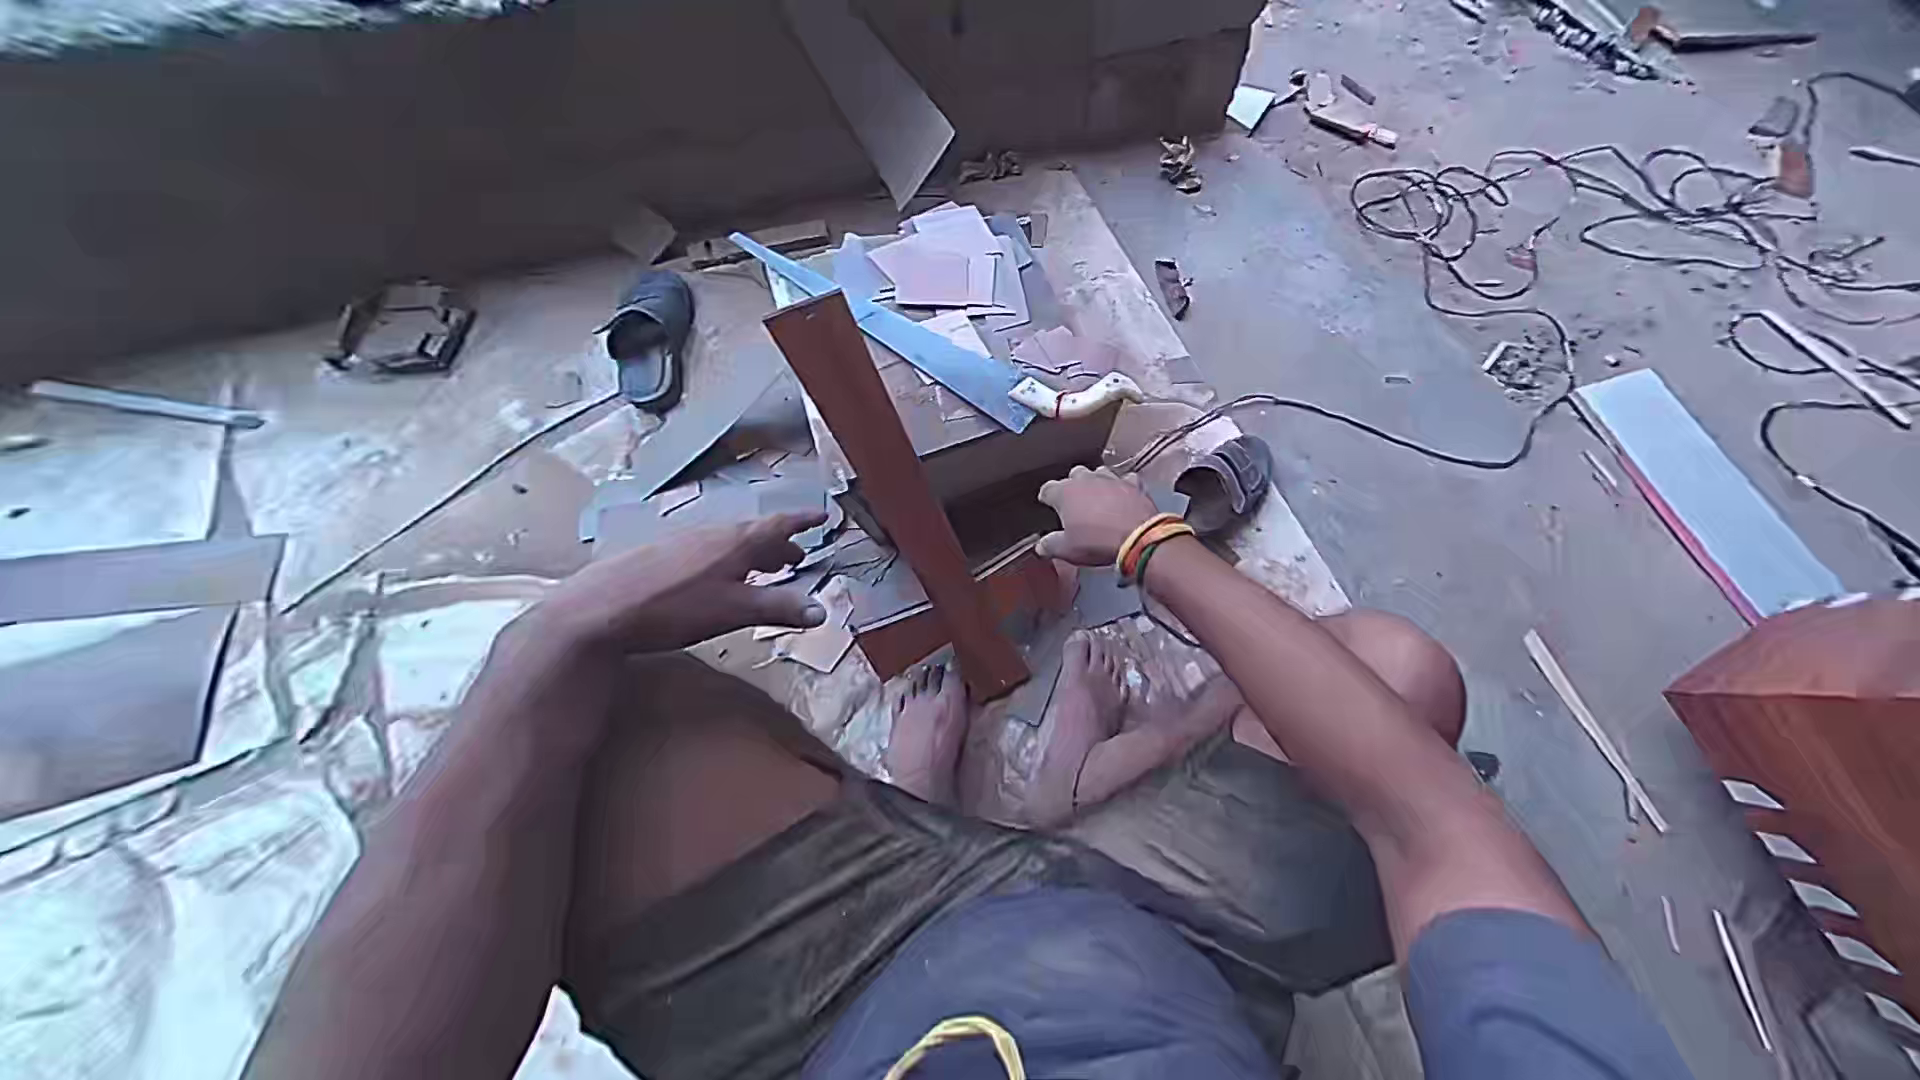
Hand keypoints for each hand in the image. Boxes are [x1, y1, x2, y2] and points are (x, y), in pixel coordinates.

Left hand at [534, 510, 828, 653]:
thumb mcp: (735, 610)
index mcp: (736, 541)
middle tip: (795, 558)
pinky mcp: (660, 554)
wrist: (598, 608)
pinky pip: (706, 550)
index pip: (779, 524)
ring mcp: (683, 541)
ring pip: (729, 542)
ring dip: (751, 553)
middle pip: (755, 533)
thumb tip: (822, 610)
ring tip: (761, 569)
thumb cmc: (673, 607)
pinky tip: (715, 578)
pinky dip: (725, 560)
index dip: (802, 521)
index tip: (821, 516)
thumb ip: (779, 608)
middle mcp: (712, 534)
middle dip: (779, 545)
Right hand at [1035, 466, 1159, 566]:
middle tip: (1074, 503)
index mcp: (1065, 493)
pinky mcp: (1133, 484)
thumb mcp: (1067, 549)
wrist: (1138, 538)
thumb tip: (1042, 546)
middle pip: (1073, 475)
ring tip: (1096, 496)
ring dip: (1096, 482)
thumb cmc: (1098, 541)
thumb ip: (1050, 545)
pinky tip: (1122, 496)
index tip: (1047, 502)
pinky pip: (1125, 480)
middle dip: (1072, 485)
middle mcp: (1086, 480)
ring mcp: (1111, 479)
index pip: (1048, 489)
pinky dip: (1122, 487)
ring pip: (1098, 472)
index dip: (1046, 497)